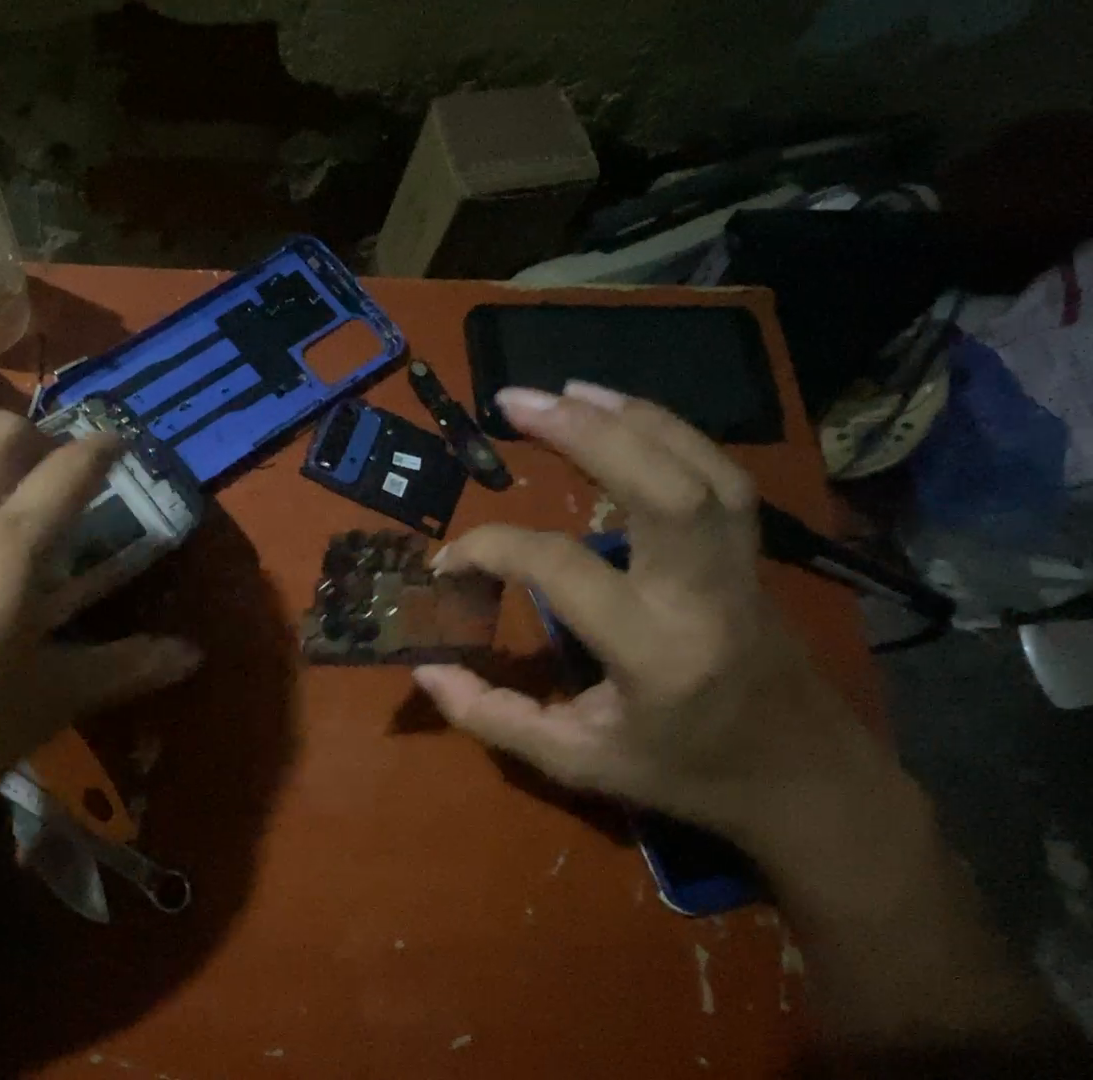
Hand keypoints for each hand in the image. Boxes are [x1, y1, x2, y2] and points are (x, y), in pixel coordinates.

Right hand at [414, 382, 882, 846]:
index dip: (490, 550)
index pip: (559, 568)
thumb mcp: (577, 762)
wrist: (810, 786)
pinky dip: (667, 432)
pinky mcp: (751, 559)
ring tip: (564, 391)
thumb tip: (424, 671)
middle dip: (587, 433)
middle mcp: (703, 596)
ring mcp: (739, 570)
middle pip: (664, 489)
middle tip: (514, 402)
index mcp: (654, 650)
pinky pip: (718, 477)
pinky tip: (619, 415)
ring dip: (631, 418)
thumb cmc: (685, 775)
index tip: (447, 562)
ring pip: (702, 470)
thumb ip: (493, 717)